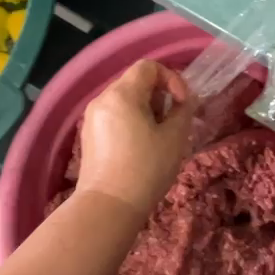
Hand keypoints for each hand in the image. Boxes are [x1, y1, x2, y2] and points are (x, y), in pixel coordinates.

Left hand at [74, 60, 197, 219]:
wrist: (108, 206)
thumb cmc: (146, 169)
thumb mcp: (174, 138)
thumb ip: (183, 111)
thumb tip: (185, 101)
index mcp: (122, 94)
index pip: (149, 67)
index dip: (171, 79)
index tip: (182, 103)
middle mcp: (102, 100)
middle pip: (135, 82)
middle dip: (159, 96)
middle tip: (172, 122)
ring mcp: (92, 118)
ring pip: (124, 100)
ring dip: (146, 110)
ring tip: (158, 137)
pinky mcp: (89, 136)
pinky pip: (114, 117)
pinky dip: (131, 122)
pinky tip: (140, 148)